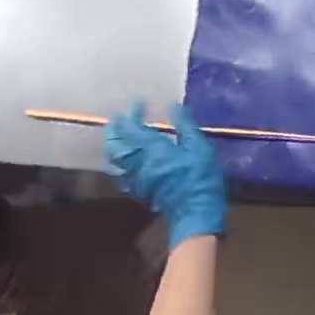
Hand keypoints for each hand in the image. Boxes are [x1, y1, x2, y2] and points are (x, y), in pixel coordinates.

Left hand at [105, 100, 226, 248]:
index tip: (139, 100)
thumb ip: (184, 125)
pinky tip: (128, 157)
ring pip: (114, 158)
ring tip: (120, 134)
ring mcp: (136, 178)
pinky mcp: (140, 189)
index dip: (131, 113)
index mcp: (151, 149)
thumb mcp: (199, 147)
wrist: (196, 214)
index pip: (131, 127)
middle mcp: (137, 163)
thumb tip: (172, 106)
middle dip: (115, 128)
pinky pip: (121, 171)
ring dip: (114, 143)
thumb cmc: (200, 178)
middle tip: (121, 117)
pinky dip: (120, 159)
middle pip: (115, 143)